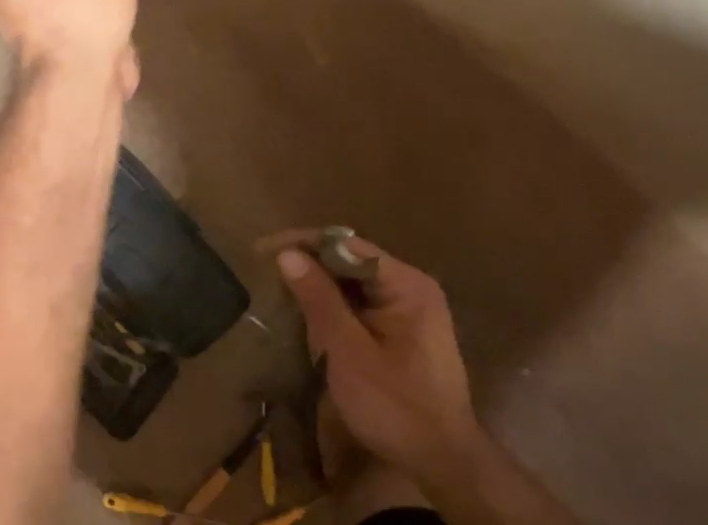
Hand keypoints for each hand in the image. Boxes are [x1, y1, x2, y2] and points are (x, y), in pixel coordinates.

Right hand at [277, 237, 481, 477]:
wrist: (442, 463)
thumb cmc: (395, 406)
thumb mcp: (349, 352)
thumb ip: (320, 300)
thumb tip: (286, 254)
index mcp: (407, 285)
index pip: (347, 245)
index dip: (303, 244)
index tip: (264, 251)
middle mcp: (411, 287)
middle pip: (350, 260)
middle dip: (308, 262)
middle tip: (264, 269)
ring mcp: (409, 309)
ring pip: (352, 282)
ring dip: (317, 284)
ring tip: (276, 286)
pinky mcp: (401, 330)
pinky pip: (360, 302)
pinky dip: (331, 303)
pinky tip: (304, 310)